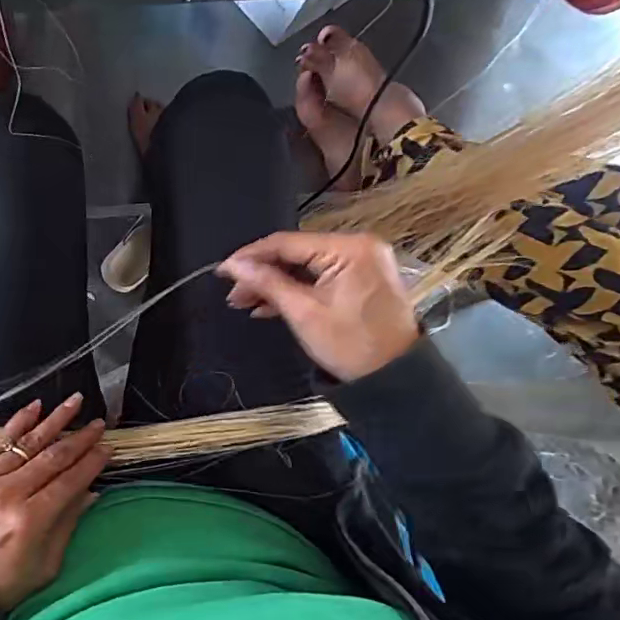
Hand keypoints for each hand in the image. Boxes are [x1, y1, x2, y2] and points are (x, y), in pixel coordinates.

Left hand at [0, 394, 109, 610]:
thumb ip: (67, 524)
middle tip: (98, 422)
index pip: (69, 481)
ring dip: (53, 420)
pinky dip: (18, 422)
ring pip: (27, 442)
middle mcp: (9, 492)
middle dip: (79, 438)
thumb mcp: (46, 565)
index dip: (91, 463)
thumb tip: (90, 492)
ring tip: (74, 402)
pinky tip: (34, 407)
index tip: (108, 447)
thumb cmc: (4, 582)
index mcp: (30, 519)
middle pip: (52, 457)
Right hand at [216, 231, 418, 381]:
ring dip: (273, 282)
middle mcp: (359, 246)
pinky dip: (293, 288)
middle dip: (260, 273)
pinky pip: (318, 274)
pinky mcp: (361, 277)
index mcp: (349, 249)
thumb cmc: (352, 344)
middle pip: (294, 252)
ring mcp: (362, 261)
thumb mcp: (302, 312)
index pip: (285, 242)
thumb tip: (233, 265)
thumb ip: (265, 282)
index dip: (249, 256)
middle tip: (233, 292)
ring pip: (303, 265)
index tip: (222, 270)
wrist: (397, 376)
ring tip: (244, 301)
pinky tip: (268, 305)